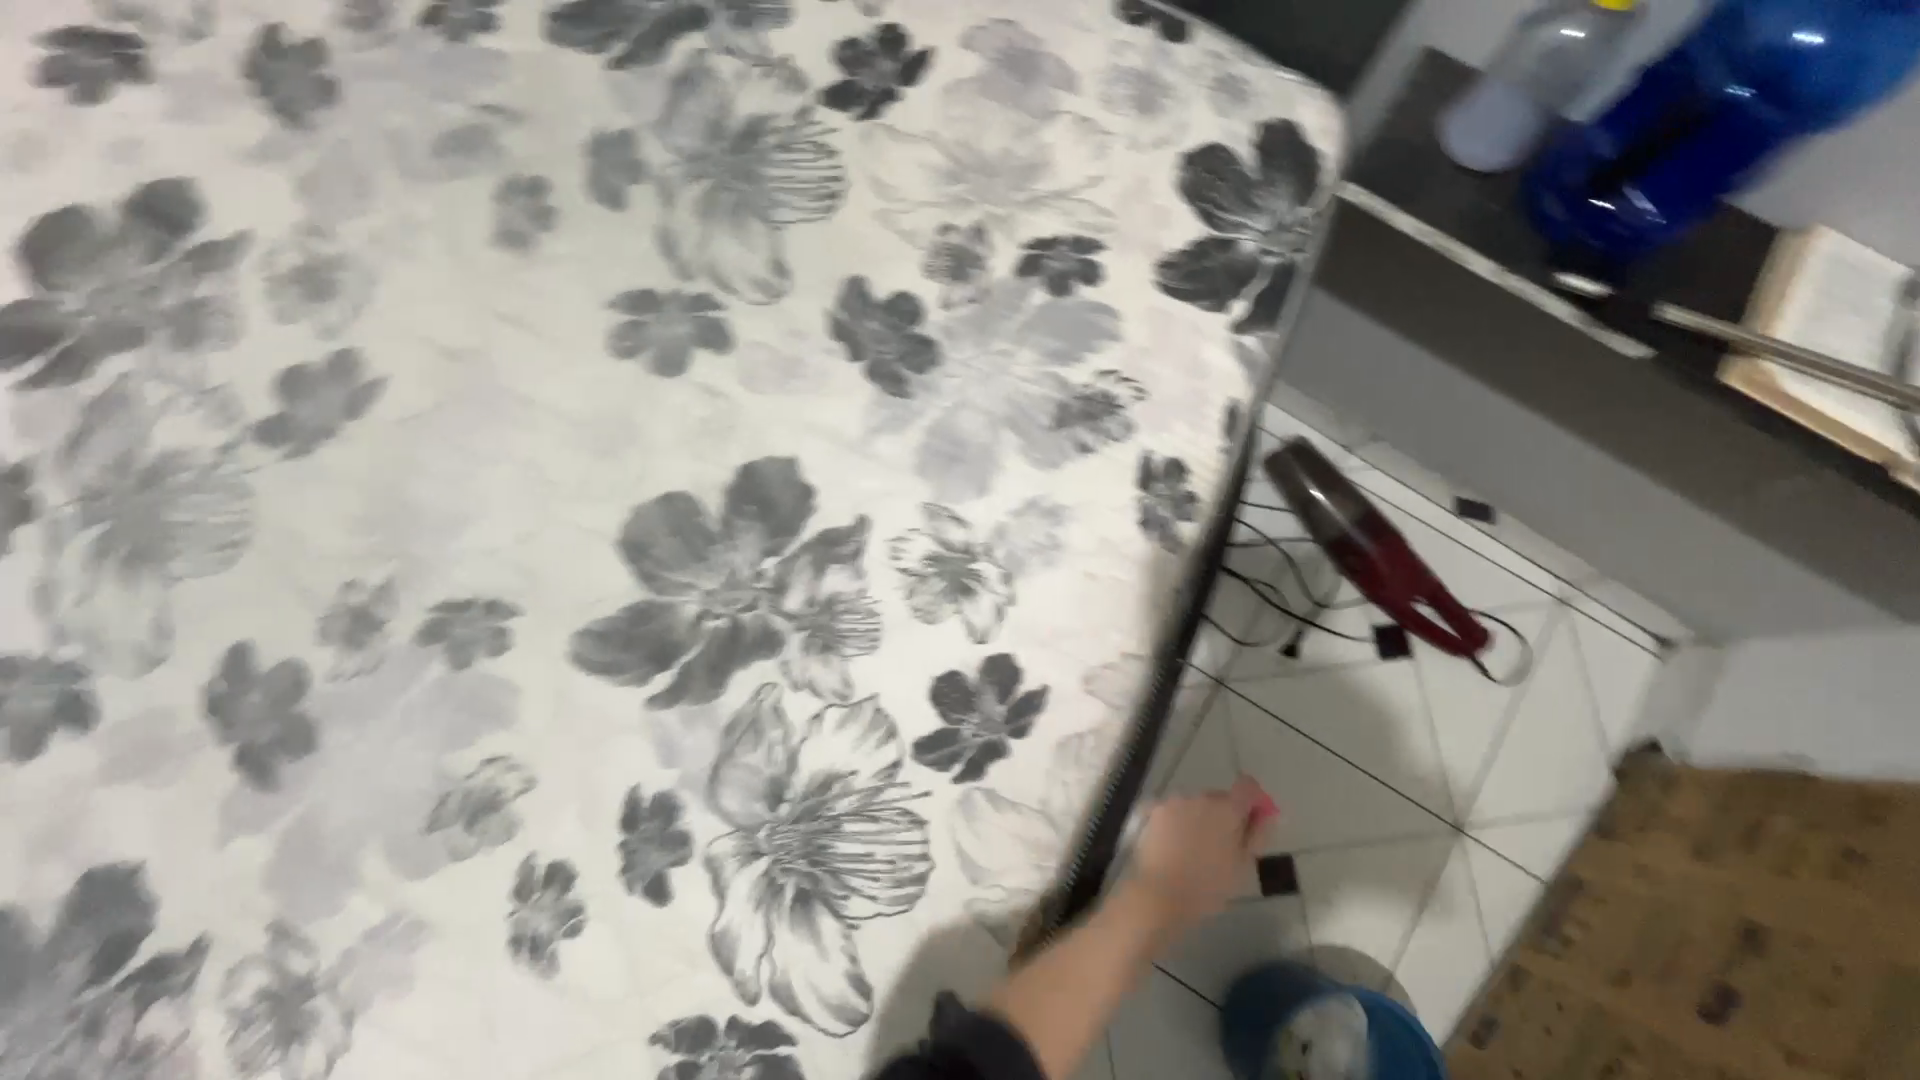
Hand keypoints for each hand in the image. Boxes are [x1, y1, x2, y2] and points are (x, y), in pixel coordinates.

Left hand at [1126, 775, 1276, 931]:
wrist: (1160, 894)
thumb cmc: (1208, 885)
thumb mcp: (1243, 864)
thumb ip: (1257, 834)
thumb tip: (1266, 814)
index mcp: (1226, 809)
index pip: (1247, 787)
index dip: (1254, 799)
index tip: (1254, 819)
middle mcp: (1200, 797)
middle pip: (1220, 798)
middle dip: (1225, 815)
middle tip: (1223, 845)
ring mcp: (1174, 802)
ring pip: (1195, 804)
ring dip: (1200, 818)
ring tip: (1195, 849)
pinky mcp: (1154, 810)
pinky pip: (1174, 810)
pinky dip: (1179, 821)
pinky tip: (1175, 844)